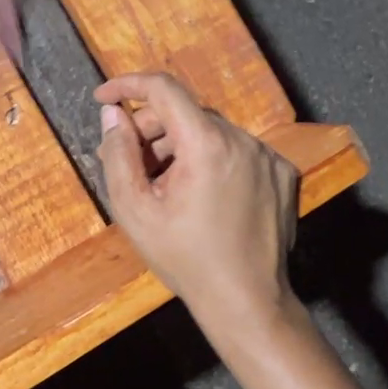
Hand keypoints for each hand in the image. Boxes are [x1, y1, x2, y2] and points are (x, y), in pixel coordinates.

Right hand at [96, 72, 299, 317]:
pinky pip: (236, 149)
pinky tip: (200, 193)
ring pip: (210, 130)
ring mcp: (268, 156)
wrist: (247, 302)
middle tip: (130, 162)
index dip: (127, 86)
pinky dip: (211, 159)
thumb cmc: (184, 257)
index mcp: (206, 144)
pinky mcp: (283, 174)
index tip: (104, 99)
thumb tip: (113, 115)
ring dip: (180, 145)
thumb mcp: (133, 209)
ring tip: (163, 183)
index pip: (163, 89)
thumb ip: (118, 153)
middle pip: (185, 113)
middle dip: (150, 128)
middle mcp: (243, 140)